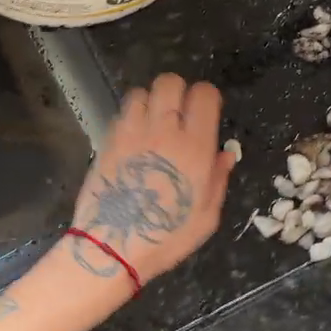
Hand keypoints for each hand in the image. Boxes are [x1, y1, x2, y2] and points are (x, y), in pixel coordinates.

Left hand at [66, 74, 234, 284]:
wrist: (111, 248)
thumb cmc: (165, 239)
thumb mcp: (206, 218)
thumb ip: (218, 180)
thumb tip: (224, 154)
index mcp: (195, 148)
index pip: (204, 95)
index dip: (206, 98)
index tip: (205, 113)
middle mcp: (163, 132)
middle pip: (170, 82)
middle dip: (177, 92)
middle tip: (177, 114)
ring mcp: (130, 134)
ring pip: (141, 93)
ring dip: (150, 103)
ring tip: (152, 125)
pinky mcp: (106, 142)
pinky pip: (120, 114)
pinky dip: (129, 119)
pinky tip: (132, 141)